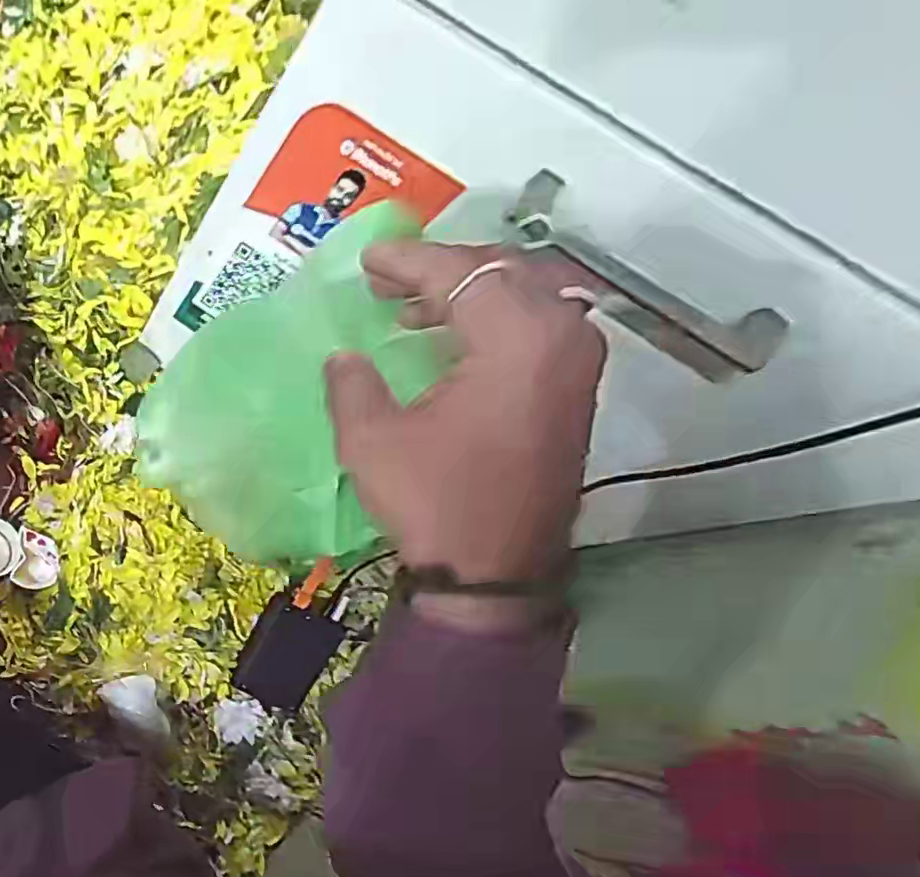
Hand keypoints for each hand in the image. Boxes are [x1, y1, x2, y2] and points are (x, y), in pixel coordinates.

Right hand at [326, 241, 605, 631]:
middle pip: (504, 272)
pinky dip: (491, 322)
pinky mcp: (573, 393)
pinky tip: (451, 341)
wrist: (494, 572)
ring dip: (467, 294)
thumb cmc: (433, 501)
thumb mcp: (372, 441)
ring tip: (412, 308)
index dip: (409, 262)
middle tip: (388, 279)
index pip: (462, 275)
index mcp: (517, 341)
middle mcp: (562, 339)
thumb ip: (352, 386)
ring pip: (525, 298)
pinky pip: (535, 330)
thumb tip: (343, 358)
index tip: (368, 261)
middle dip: (442, 269)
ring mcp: (576, 366)